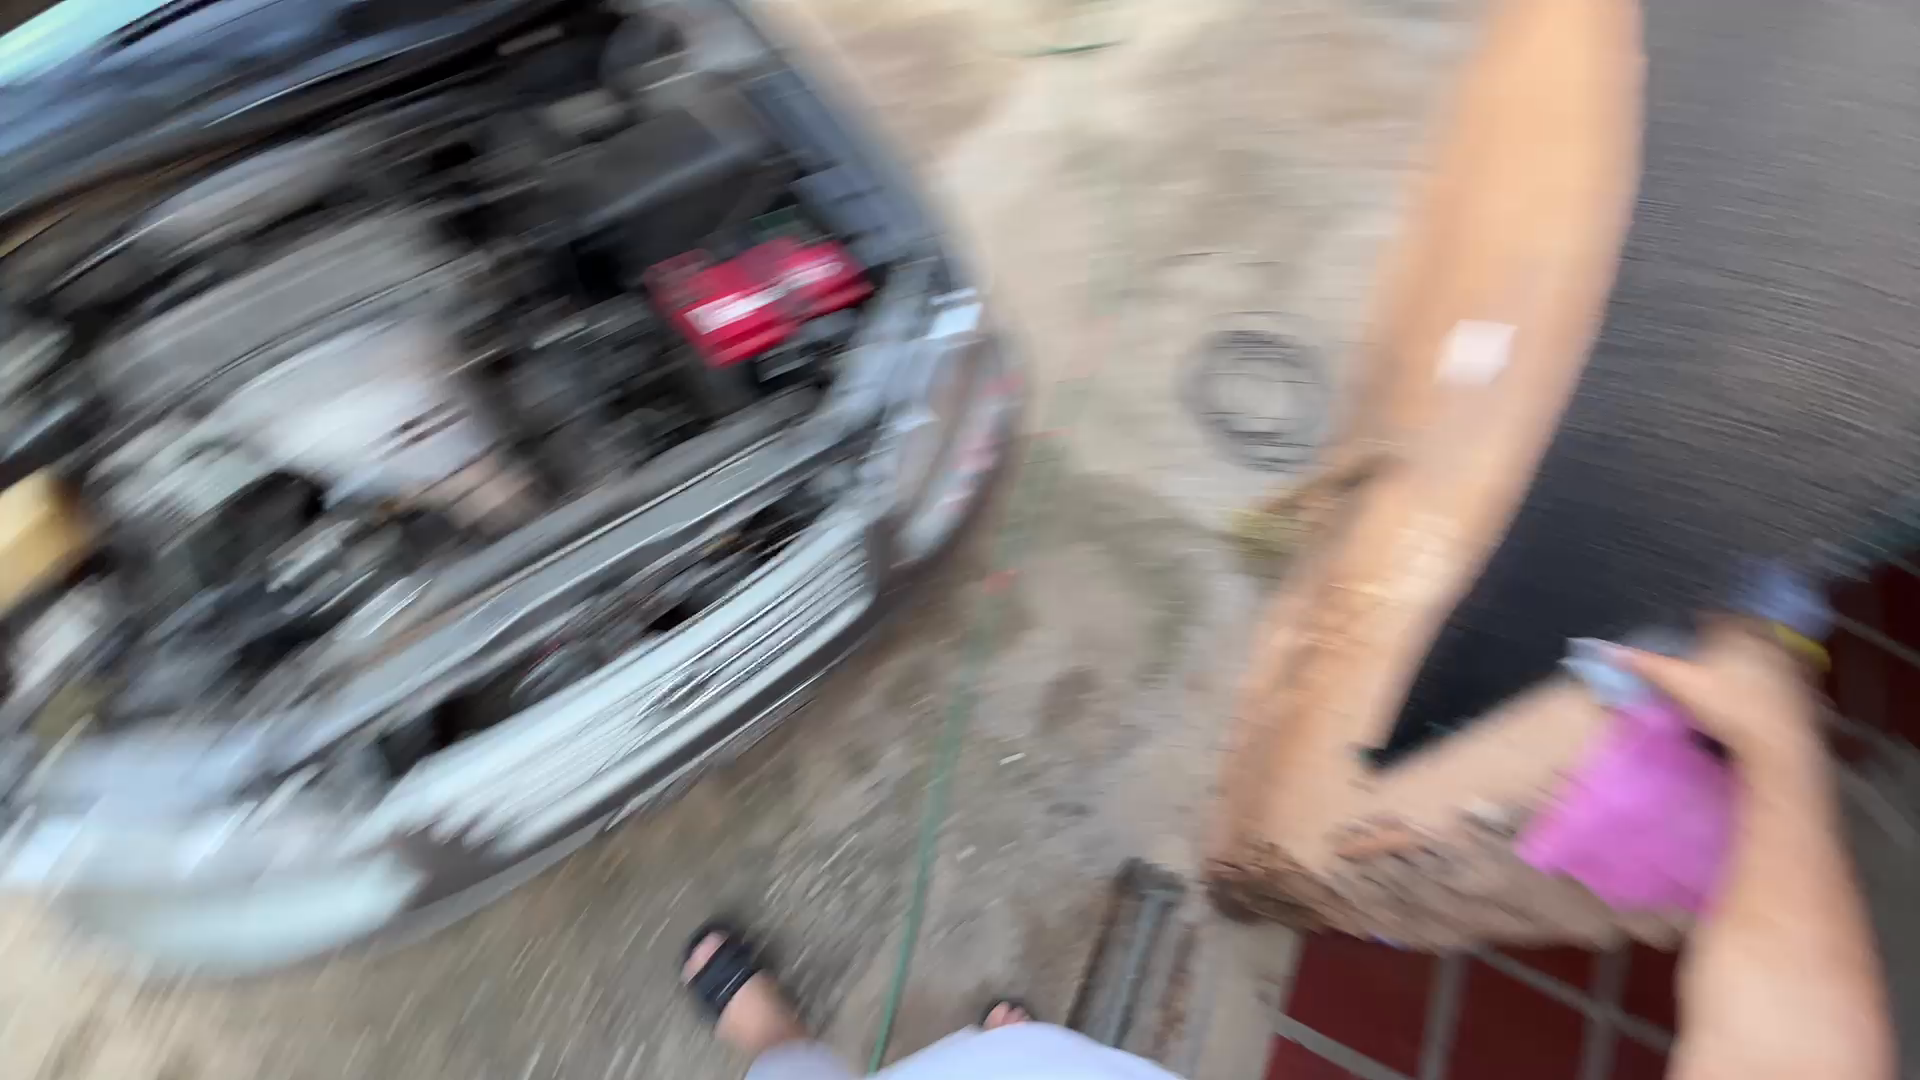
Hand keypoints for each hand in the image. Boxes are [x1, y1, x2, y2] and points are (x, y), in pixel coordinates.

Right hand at [1613, 617, 1821, 762]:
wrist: (1778, 745)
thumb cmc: (1723, 705)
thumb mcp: (1673, 682)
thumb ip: (1641, 662)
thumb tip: (1604, 648)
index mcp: (1736, 635)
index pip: (1719, 617)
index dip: (1704, 618)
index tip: (1693, 623)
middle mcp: (1767, 645)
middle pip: (1747, 631)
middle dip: (1731, 634)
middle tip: (1712, 642)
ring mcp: (1790, 668)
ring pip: (1768, 651)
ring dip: (1752, 654)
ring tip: (1732, 664)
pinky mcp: (1804, 691)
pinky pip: (1784, 674)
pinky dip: (1769, 676)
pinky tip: (1755, 689)